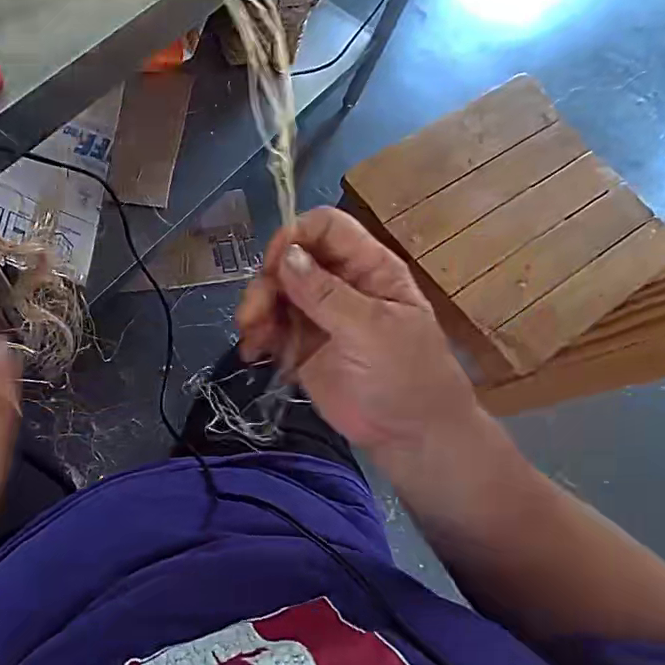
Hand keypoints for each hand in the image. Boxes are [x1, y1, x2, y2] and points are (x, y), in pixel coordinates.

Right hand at [236, 208, 478, 457]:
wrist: (412, 436)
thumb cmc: (408, 376)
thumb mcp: (372, 330)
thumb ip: (326, 294)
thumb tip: (286, 255)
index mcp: (367, 267)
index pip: (325, 228)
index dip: (295, 237)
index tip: (273, 266)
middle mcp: (339, 283)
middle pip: (290, 260)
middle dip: (266, 282)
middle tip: (253, 316)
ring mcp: (318, 315)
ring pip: (274, 292)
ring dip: (256, 309)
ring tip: (252, 339)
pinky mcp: (300, 345)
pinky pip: (269, 327)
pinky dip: (255, 335)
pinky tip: (252, 353)